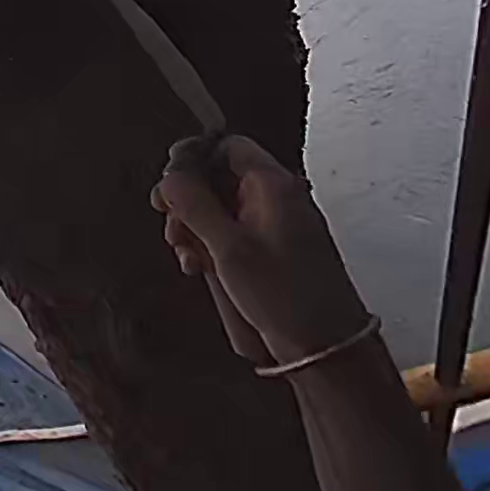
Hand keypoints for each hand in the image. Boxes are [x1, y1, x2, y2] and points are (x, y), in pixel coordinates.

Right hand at [151, 133, 369, 363]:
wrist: (321, 344)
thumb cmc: (283, 294)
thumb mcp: (228, 247)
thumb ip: (194, 205)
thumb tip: (168, 177)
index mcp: (271, 185)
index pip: (226, 146)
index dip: (192, 159)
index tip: (168, 184)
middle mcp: (272, 197)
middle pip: (216, 177)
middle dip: (186, 199)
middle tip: (168, 222)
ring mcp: (270, 223)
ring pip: (216, 206)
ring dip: (191, 225)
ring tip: (183, 252)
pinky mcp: (266, 247)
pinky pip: (226, 232)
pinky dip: (206, 243)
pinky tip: (197, 265)